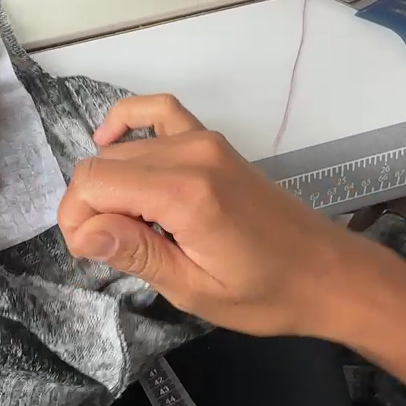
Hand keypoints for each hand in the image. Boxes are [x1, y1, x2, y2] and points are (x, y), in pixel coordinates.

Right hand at [57, 95, 353, 337]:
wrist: (329, 273)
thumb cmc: (265, 293)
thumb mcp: (194, 289)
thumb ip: (135, 253)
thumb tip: (82, 232)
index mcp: (185, 194)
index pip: (95, 183)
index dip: (77, 218)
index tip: (89, 253)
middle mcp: (190, 154)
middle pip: (102, 165)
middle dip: (89, 207)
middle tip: (106, 250)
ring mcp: (202, 140)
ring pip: (122, 149)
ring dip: (107, 184)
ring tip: (123, 224)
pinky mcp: (211, 140)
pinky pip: (158, 111)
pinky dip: (126, 122)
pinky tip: (109, 142)